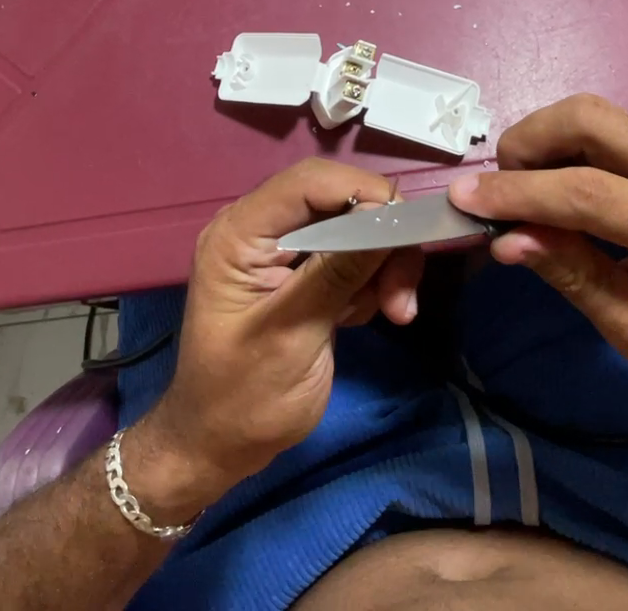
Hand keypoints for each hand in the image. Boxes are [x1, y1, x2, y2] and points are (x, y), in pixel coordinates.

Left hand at [144, 159, 423, 500]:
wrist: (220, 445)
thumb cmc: (242, 397)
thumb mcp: (292, 334)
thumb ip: (337, 272)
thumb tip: (386, 216)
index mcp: (239, 233)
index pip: (309, 182)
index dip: (363, 193)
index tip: (407, 232)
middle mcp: (259, 231)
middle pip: (338, 202)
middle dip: (380, 239)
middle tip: (401, 296)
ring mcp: (281, 253)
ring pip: (354, 230)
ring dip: (383, 267)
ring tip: (394, 314)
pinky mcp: (302, 276)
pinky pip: (352, 259)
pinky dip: (370, 285)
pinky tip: (359, 320)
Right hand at [447, 94, 627, 409]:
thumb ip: (573, 276)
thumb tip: (505, 239)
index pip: (587, 191)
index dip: (517, 191)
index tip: (463, 196)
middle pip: (592, 117)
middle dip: (529, 139)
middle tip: (502, 184)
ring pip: (601, 115)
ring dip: (548, 141)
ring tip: (527, 189)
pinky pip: (618, 131)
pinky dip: (575, 149)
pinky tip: (564, 187)